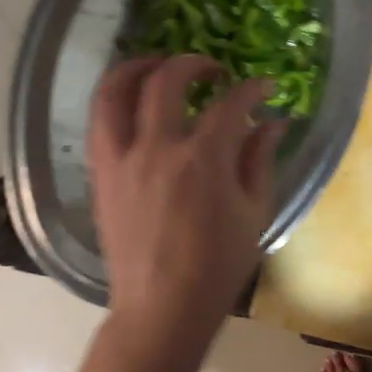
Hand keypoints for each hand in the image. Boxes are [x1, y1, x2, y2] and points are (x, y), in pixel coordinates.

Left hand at [87, 56, 285, 356]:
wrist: (161, 309)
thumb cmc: (217, 268)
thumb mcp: (254, 214)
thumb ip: (260, 160)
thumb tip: (272, 123)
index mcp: (204, 160)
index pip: (231, 103)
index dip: (252, 88)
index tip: (265, 87)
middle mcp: (158, 148)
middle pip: (167, 80)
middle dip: (194, 62)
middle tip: (213, 71)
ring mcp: (122, 159)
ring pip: (115, 91)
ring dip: (138, 67)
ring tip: (158, 66)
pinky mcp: (101, 174)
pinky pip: (99, 123)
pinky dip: (115, 101)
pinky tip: (133, 104)